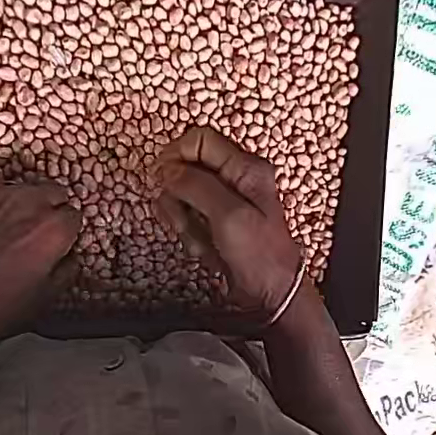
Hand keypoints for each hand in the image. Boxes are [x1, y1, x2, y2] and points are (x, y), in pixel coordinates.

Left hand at [0, 182, 78, 407]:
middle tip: (43, 239)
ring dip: (26, 206)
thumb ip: (65, 272)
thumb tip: (69, 259)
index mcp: (53, 230)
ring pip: (24, 189)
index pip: (76, 217)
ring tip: (13, 237)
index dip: (69, 235)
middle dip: (53, 211)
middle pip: (54, 192)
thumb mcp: (42, 301)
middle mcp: (26, 202)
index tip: (62, 248)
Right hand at [152, 127, 306, 318]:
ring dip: (183, 221)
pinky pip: (187, 220)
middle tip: (185, 219)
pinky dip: (190, 236)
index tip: (163, 178)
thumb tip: (167, 168)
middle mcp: (235, 180)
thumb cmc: (261, 257)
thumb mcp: (229, 216)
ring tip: (201, 240)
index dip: (176, 155)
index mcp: (246, 168)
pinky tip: (205, 250)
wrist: (272, 294)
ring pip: (182, 197)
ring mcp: (223, 202)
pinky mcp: (215, 223)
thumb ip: (196, 186)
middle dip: (178, 196)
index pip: (200, 140)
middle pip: (185, 169)